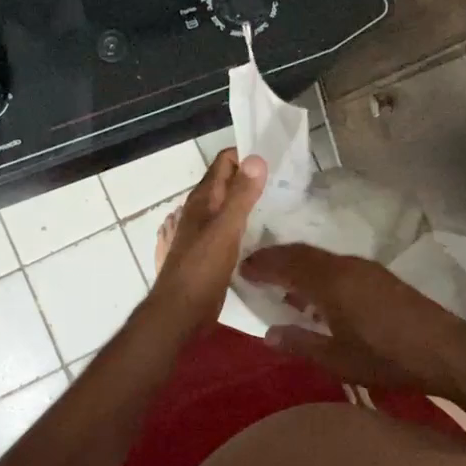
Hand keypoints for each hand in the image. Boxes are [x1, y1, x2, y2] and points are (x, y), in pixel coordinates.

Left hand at [147, 149, 265, 335]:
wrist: (180, 311)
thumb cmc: (201, 268)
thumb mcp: (225, 228)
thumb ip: (241, 195)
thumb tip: (256, 157)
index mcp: (202, 199)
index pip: (223, 162)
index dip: (246, 154)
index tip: (274, 158)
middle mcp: (200, 210)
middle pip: (227, 182)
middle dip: (251, 176)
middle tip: (284, 180)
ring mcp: (204, 231)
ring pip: (229, 205)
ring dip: (249, 200)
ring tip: (280, 202)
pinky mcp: (210, 251)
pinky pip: (230, 227)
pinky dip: (245, 222)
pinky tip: (264, 231)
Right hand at [238, 244, 465, 397]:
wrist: (445, 350)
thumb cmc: (386, 357)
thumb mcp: (337, 360)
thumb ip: (301, 344)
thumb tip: (269, 333)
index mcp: (330, 281)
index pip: (287, 263)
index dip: (262, 264)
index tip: (240, 267)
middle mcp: (345, 266)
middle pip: (302, 254)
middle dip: (276, 259)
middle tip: (254, 268)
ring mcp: (365, 269)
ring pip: (321, 259)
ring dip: (298, 266)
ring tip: (280, 284)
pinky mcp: (379, 277)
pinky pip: (336, 266)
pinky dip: (317, 273)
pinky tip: (316, 295)